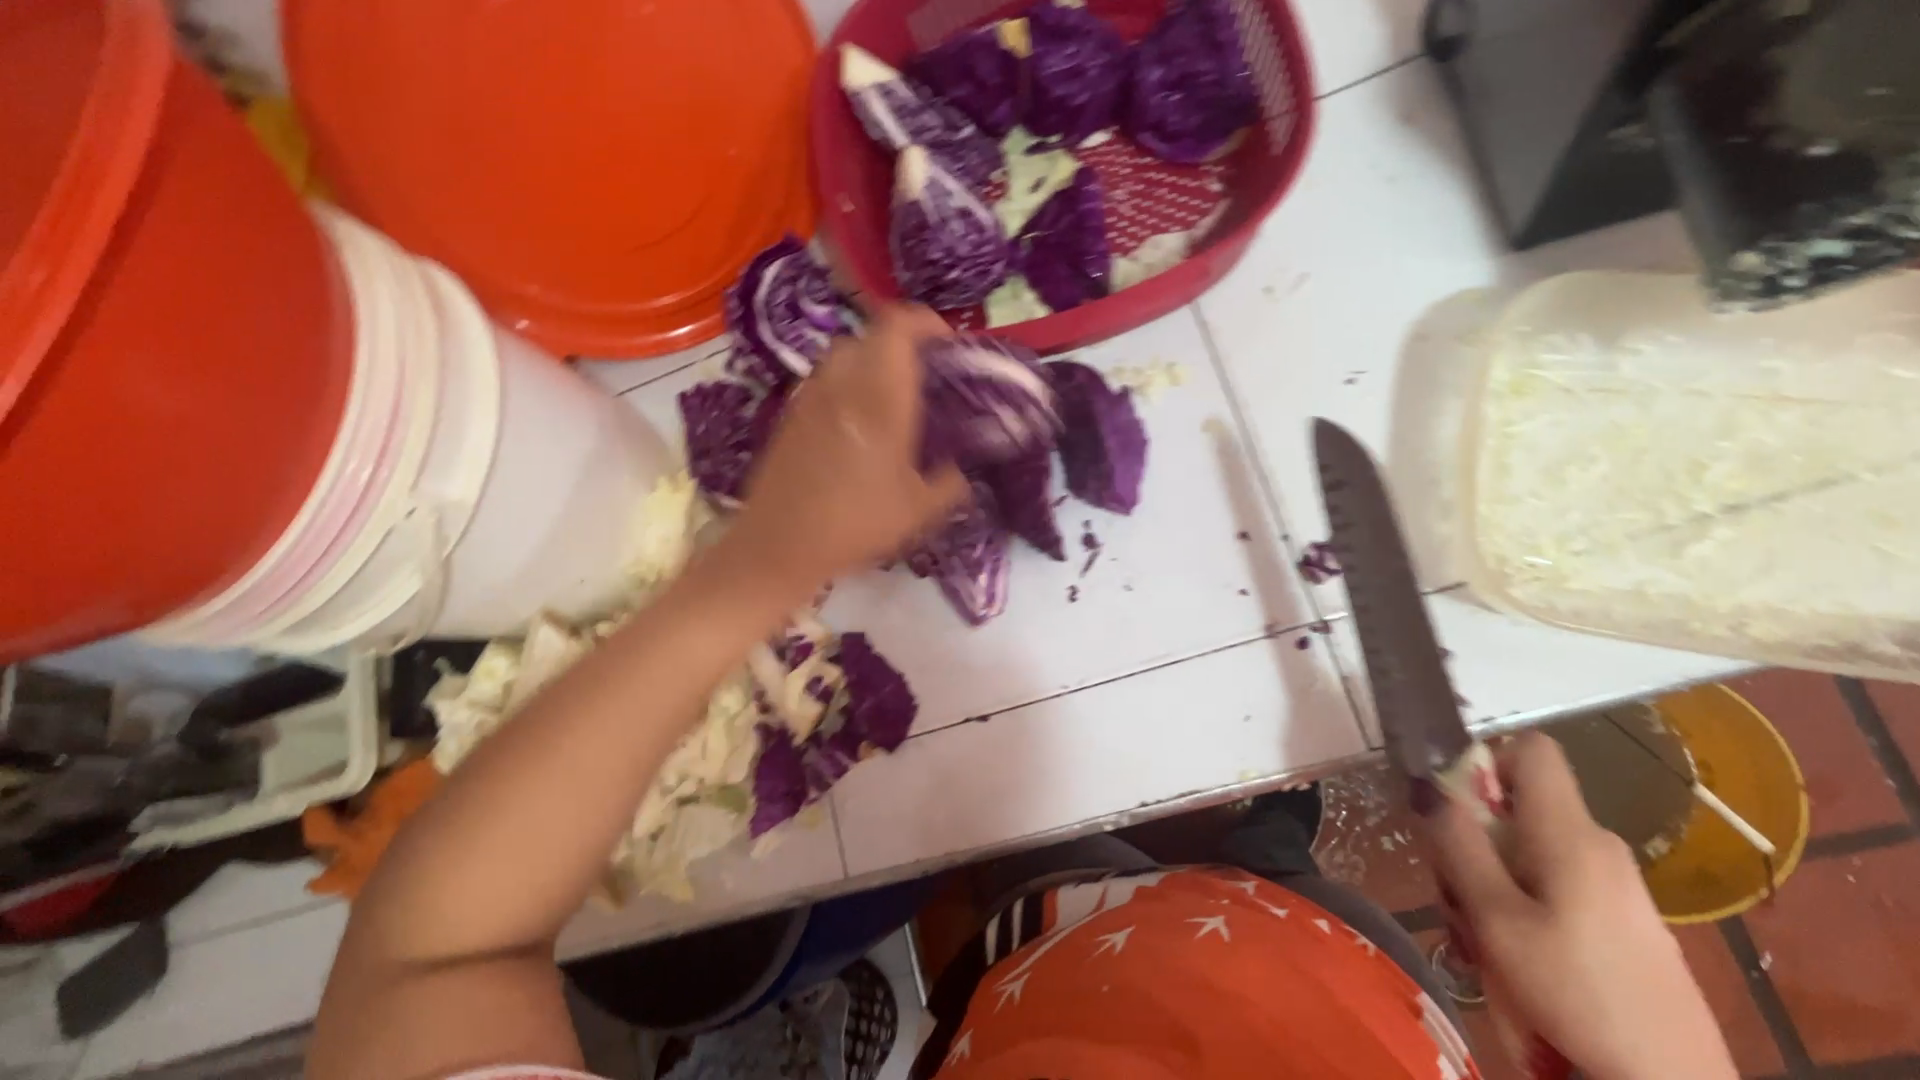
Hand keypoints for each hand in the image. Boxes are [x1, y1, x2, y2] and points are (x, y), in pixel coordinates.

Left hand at [727, 304, 968, 591]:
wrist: (778, 546)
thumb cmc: (854, 525)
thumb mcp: (918, 511)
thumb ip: (949, 483)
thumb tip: (959, 470)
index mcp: (879, 397)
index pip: (898, 326)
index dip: (925, 322)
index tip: (948, 344)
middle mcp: (841, 384)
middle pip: (871, 336)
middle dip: (901, 346)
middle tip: (924, 375)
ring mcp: (809, 397)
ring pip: (843, 356)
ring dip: (871, 365)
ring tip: (891, 400)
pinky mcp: (790, 415)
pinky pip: (824, 382)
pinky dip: (847, 387)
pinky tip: (858, 427)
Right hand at [1426, 733, 1737, 1079]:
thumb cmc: (1576, 993)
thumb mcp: (1496, 920)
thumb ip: (1458, 846)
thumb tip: (1428, 784)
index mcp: (1571, 832)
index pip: (1530, 749)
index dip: (1485, 762)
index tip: (1454, 808)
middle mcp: (1599, 844)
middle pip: (1519, 809)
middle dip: (1475, 840)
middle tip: (1458, 896)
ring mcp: (1618, 885)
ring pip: (1531, 854)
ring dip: (1494, 883)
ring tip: (1485, 942)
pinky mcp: (1626, 921)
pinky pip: (1557, 889)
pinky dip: (1526, 909)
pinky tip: (1520, 962)